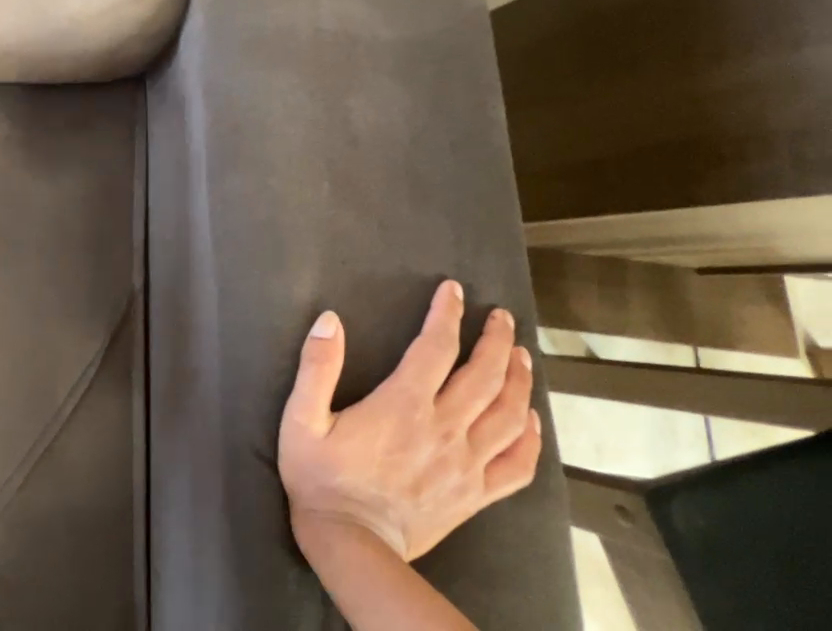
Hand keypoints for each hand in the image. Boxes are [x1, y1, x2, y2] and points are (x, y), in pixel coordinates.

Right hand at [278, 280, 542, 561]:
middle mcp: (443, 429)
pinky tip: (530, 421)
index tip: (454, 290)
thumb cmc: (319, 475)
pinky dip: (530, 438)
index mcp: (402, 406)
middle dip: (496, 341)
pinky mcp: (475, 493)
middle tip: (501, 317)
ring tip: (522, 356)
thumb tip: (329, 320)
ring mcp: (466, 464)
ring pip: (508, 415)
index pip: (434, 348)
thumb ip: (316, 367)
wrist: (350, 541)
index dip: (446, 315)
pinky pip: (517, 464)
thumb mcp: (300, 417)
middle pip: (484, 376)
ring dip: (519, 380)